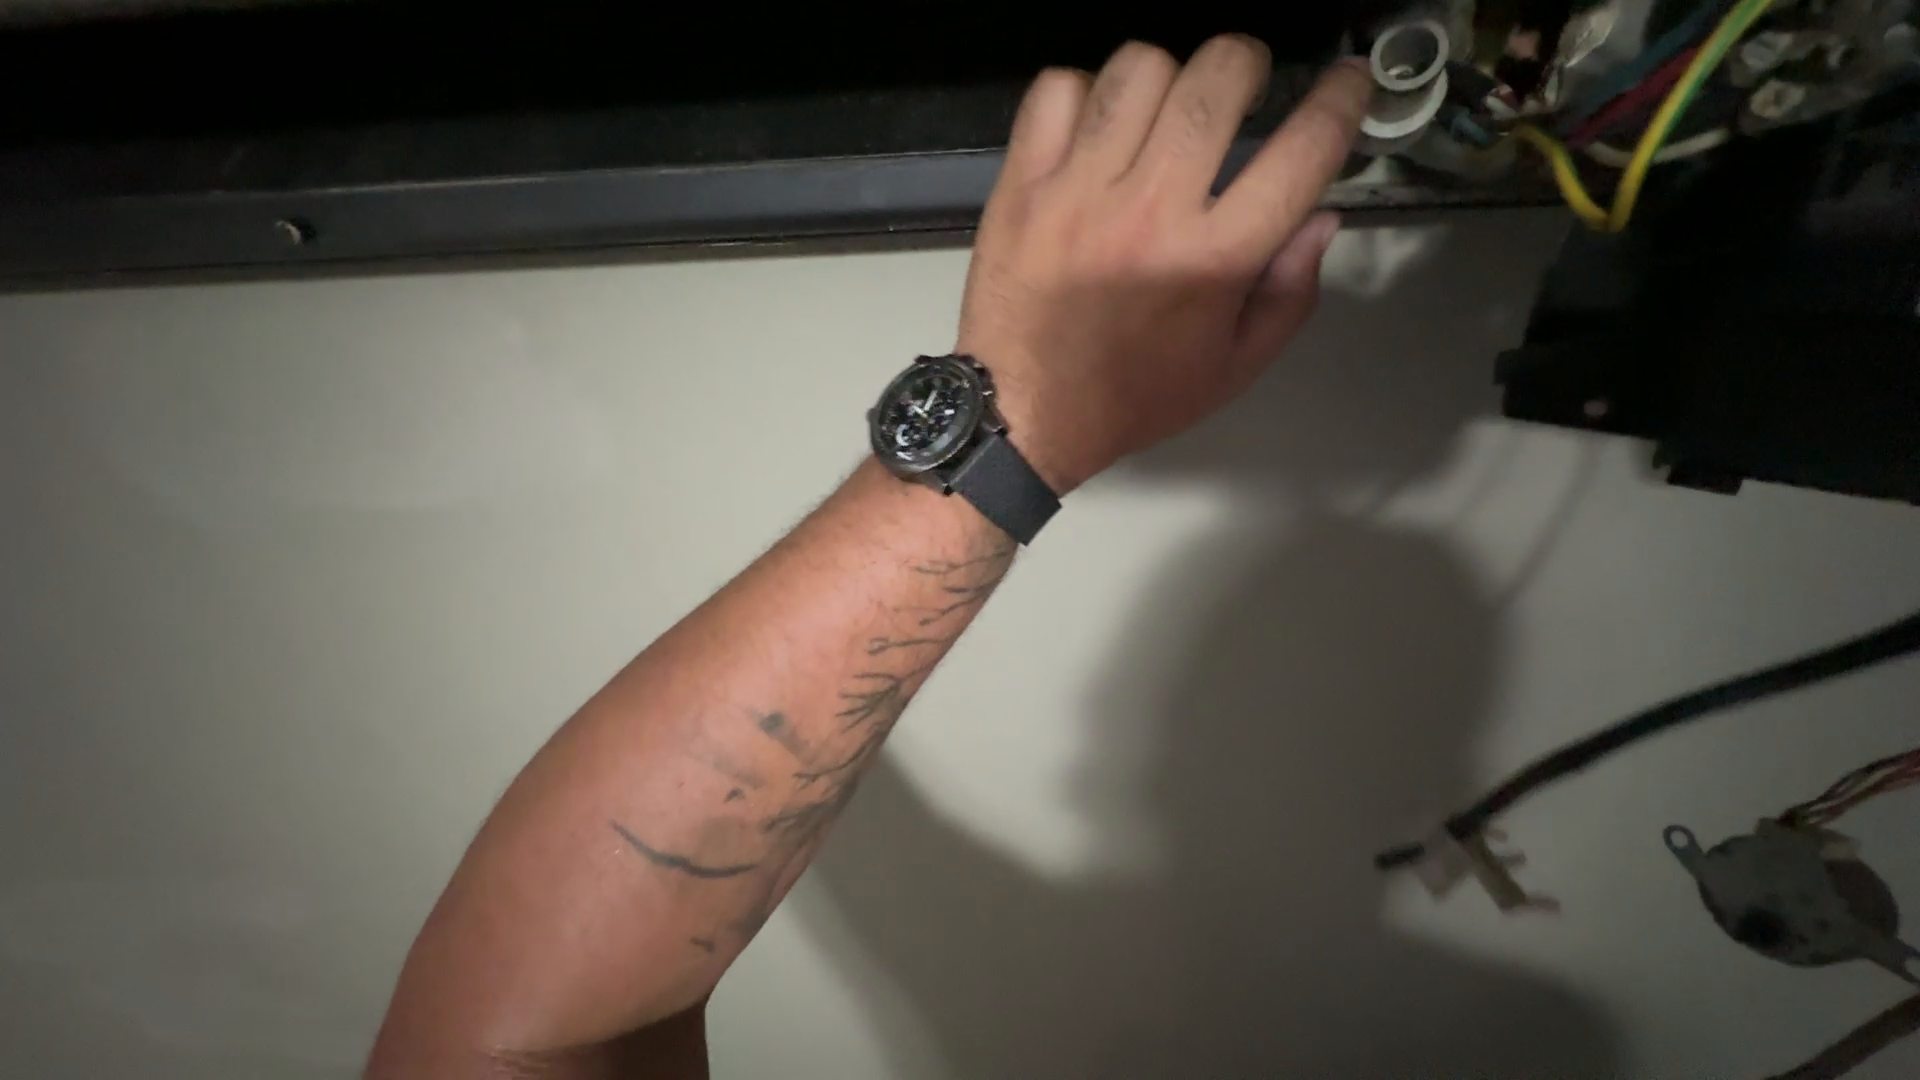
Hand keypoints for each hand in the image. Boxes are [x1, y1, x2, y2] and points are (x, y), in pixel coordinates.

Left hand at [956, 37, 1372, 492]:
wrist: (1026, 414)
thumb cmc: (1134, 399)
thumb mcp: (1231, 369)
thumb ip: (1289, 295)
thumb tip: (1322, 216)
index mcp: (1215, 258)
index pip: (1303, 148)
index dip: (1341, 98)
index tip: (1344, 84)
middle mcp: (1151, 209)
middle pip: (1218, 76)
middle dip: (1245, 67)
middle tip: (1236, 95)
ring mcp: (1078, 192)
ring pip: (1138, 70)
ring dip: (1163, 79)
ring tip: (1157, 117)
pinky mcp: (1022, 188)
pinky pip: (1055, 92)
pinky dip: (1080, 96)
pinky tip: (1089, 134)